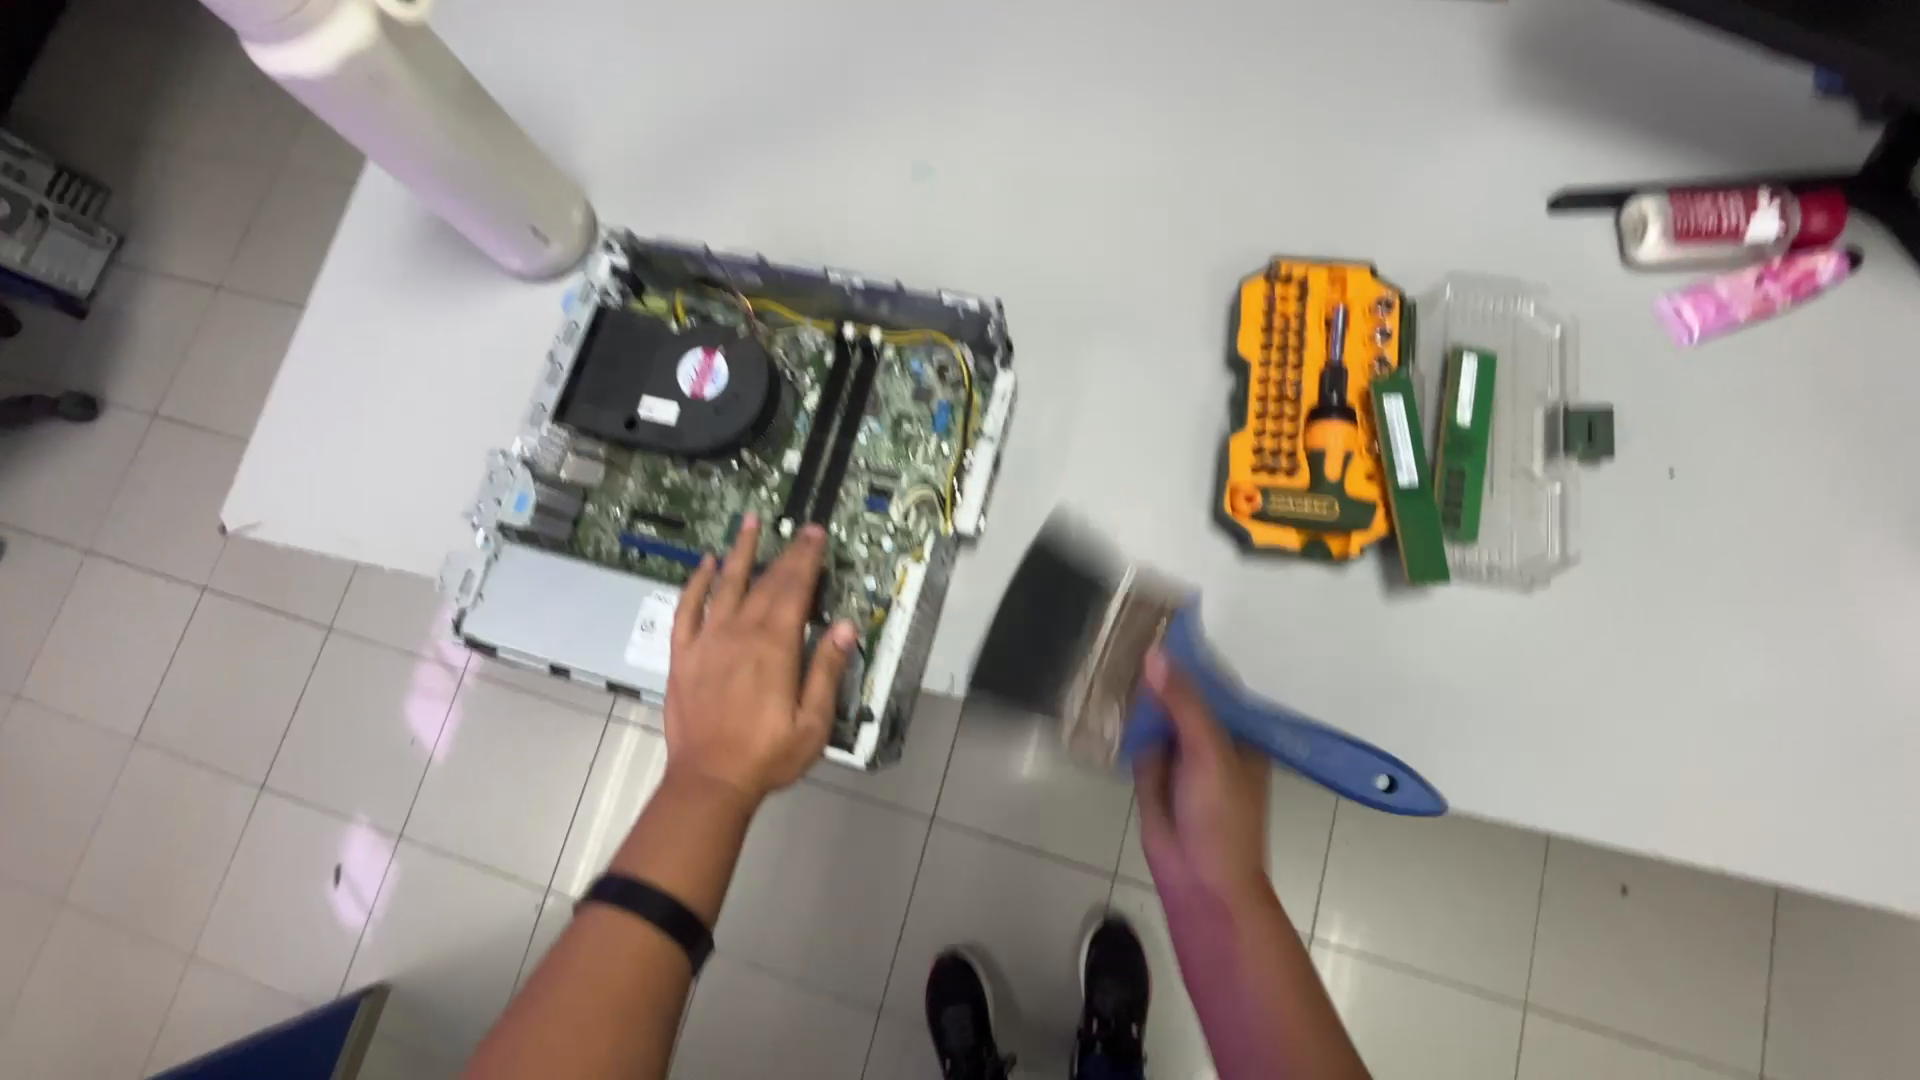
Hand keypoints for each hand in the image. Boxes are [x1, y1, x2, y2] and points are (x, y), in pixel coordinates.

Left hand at [664, 514, 857, 806]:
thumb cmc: (767, 755)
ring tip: (748, 523)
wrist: (709, 781)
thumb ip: (826, 670)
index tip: (816, 535)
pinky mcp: (684, 656)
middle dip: (786, 553)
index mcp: (774, 647)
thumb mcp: (813, 722)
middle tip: (800, 529)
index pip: (795, 590)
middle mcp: (740, 634)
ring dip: (739, 552)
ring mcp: (707, 642)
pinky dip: (696, 584)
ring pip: (725, 585)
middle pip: (766, 583)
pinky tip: (704, 565)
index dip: (807, 560)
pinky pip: (687, 610)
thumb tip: (845, 627)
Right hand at [1133, 648, 1272, 910]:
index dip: (1187, 656)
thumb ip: (1183, 703)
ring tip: (1107, 652)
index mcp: (1237, 732)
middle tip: (1122, 632)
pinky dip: (1122, 721)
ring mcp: (1179, 756)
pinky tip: (1100, 695)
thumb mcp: (1209, 753)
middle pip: (1180, 695)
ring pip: (1155, 714)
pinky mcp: (1152, 772)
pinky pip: (1136, 738)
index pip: (1213, 682)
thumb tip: (1155, 654)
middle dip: (1156, 672)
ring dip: (1136, 693)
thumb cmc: (1221, 817)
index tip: (1157, 624)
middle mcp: (1209, 738)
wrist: (1200, 882)